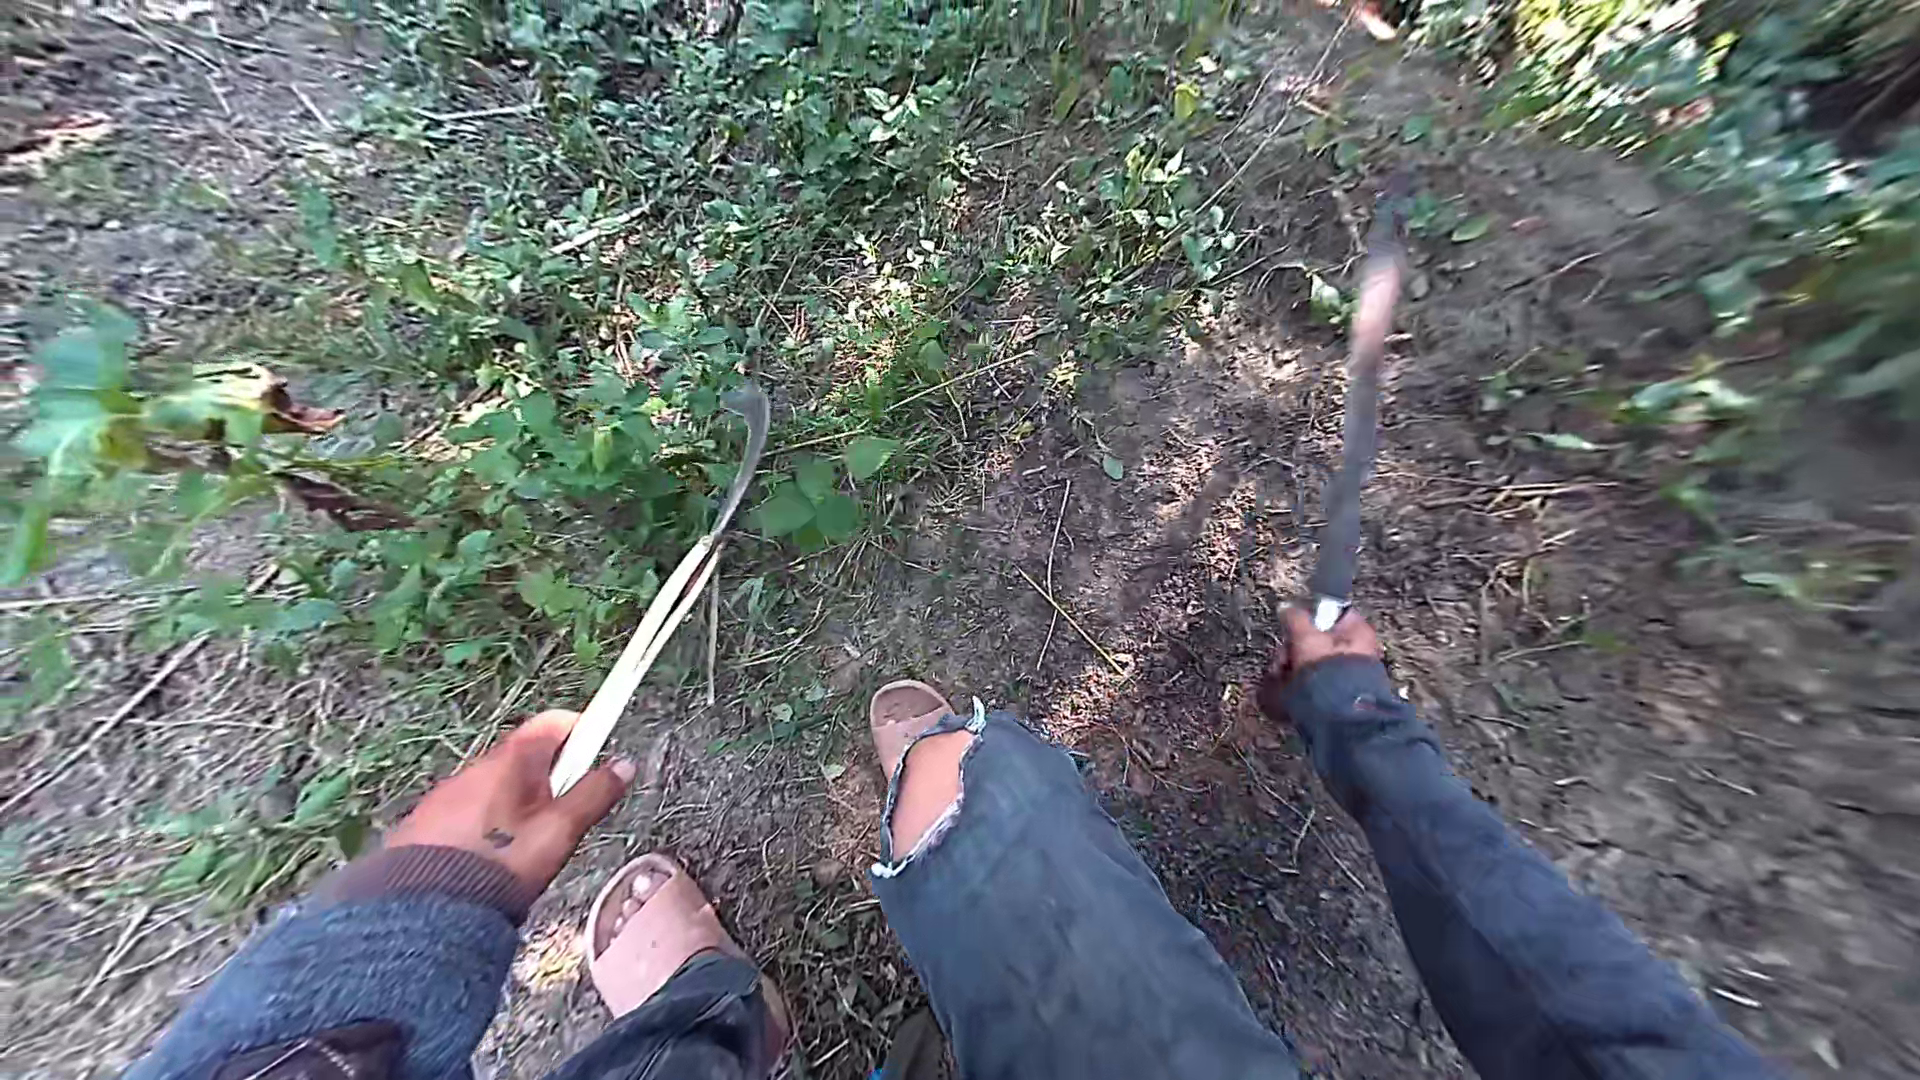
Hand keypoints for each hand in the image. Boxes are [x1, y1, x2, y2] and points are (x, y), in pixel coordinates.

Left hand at [385, 710, 634, 896]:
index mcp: (511, 761)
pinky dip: (482, 825)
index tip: (596, 752)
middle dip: (550, 776)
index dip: (581, 729)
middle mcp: (473, 769)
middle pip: (524, 757)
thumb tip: (624, 765)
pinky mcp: (415, 830)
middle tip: (563, 813)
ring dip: (514, 803)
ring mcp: (440, 799)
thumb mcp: (561, 831)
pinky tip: (486, 860)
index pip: (553, 722)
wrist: (415, 922)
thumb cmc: (501, 865)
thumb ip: (595, 794)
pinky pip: (463, 813)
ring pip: (493, 787)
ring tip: (524, 844)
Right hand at [1257, 607, 1382, 723]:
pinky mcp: (1334, 688)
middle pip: (1314, 636)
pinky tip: (1287, 685)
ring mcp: (1345, 670)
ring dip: (1290, 664)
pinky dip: (1296, 679)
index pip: (1329, 612)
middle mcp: (1355, 649)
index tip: (1292, 626)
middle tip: (1285, 657)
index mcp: (1358, 631)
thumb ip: (1295, 618)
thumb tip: (1286, 607)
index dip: (1307, 617)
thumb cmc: (1330, 673)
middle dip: (1292, 646)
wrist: (1338, 715)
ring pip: (1308, 657)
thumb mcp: (1306, 637)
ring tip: (1283, 674)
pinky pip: (1310, 676)